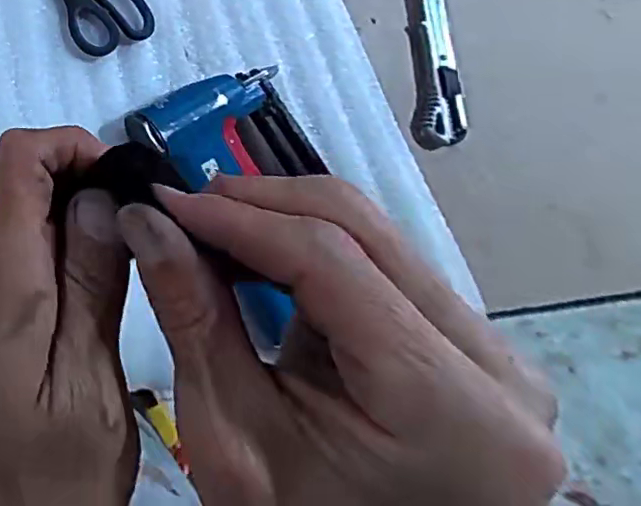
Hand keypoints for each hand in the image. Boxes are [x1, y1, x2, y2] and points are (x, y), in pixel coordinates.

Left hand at [0, 127, 137, 505]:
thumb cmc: (26, 471)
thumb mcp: (84, 388)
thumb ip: (94, 286)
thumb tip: (103, 198)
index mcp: (7, 262)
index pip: (23, 151)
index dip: (77, 147)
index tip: (130, 186)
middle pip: (38, 169)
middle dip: (99, 180)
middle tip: (157, 229)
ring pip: (47, 200)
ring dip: (98, 212)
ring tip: (149, 256)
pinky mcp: (4, 287)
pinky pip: (45, 232)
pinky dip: (87, 238)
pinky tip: (120, 279)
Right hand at [119, 175, 562, 505]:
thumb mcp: (234, 440)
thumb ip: (193, 320)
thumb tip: (146, 219)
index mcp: (451, 407)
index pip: (329, 258)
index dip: (238, 218)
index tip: (164, 200)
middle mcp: (495, 362)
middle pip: (358, 226)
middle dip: (257, 203)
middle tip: (184, 209)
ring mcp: (491, 347)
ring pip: (370, 229)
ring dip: (279, 216)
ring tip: (211, 228)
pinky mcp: (467, 339)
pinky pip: (378, 255)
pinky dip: (307, 241)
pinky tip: (257, 253)